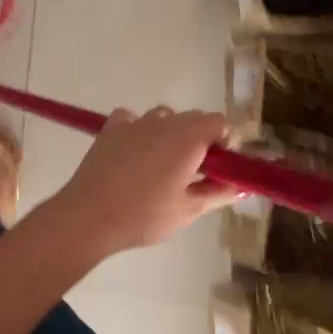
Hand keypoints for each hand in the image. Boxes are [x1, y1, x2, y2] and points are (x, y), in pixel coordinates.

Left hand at [43, 107, 241, 256]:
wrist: (90, 215)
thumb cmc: (144, 216)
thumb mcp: (188, 210)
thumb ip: (218, 192)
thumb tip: (242, 185)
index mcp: (187, 139)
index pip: (219, 122)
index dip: (225, 140)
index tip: (221, 166)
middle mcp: (162, 122)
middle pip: (193, 118)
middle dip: (201, 139)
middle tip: (196, 172)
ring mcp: (134, 122)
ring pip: (164, 117)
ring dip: (172, 134)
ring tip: (164, 166)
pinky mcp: (111, 127)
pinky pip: (133, 119)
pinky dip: (140, 130)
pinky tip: (135, 153)